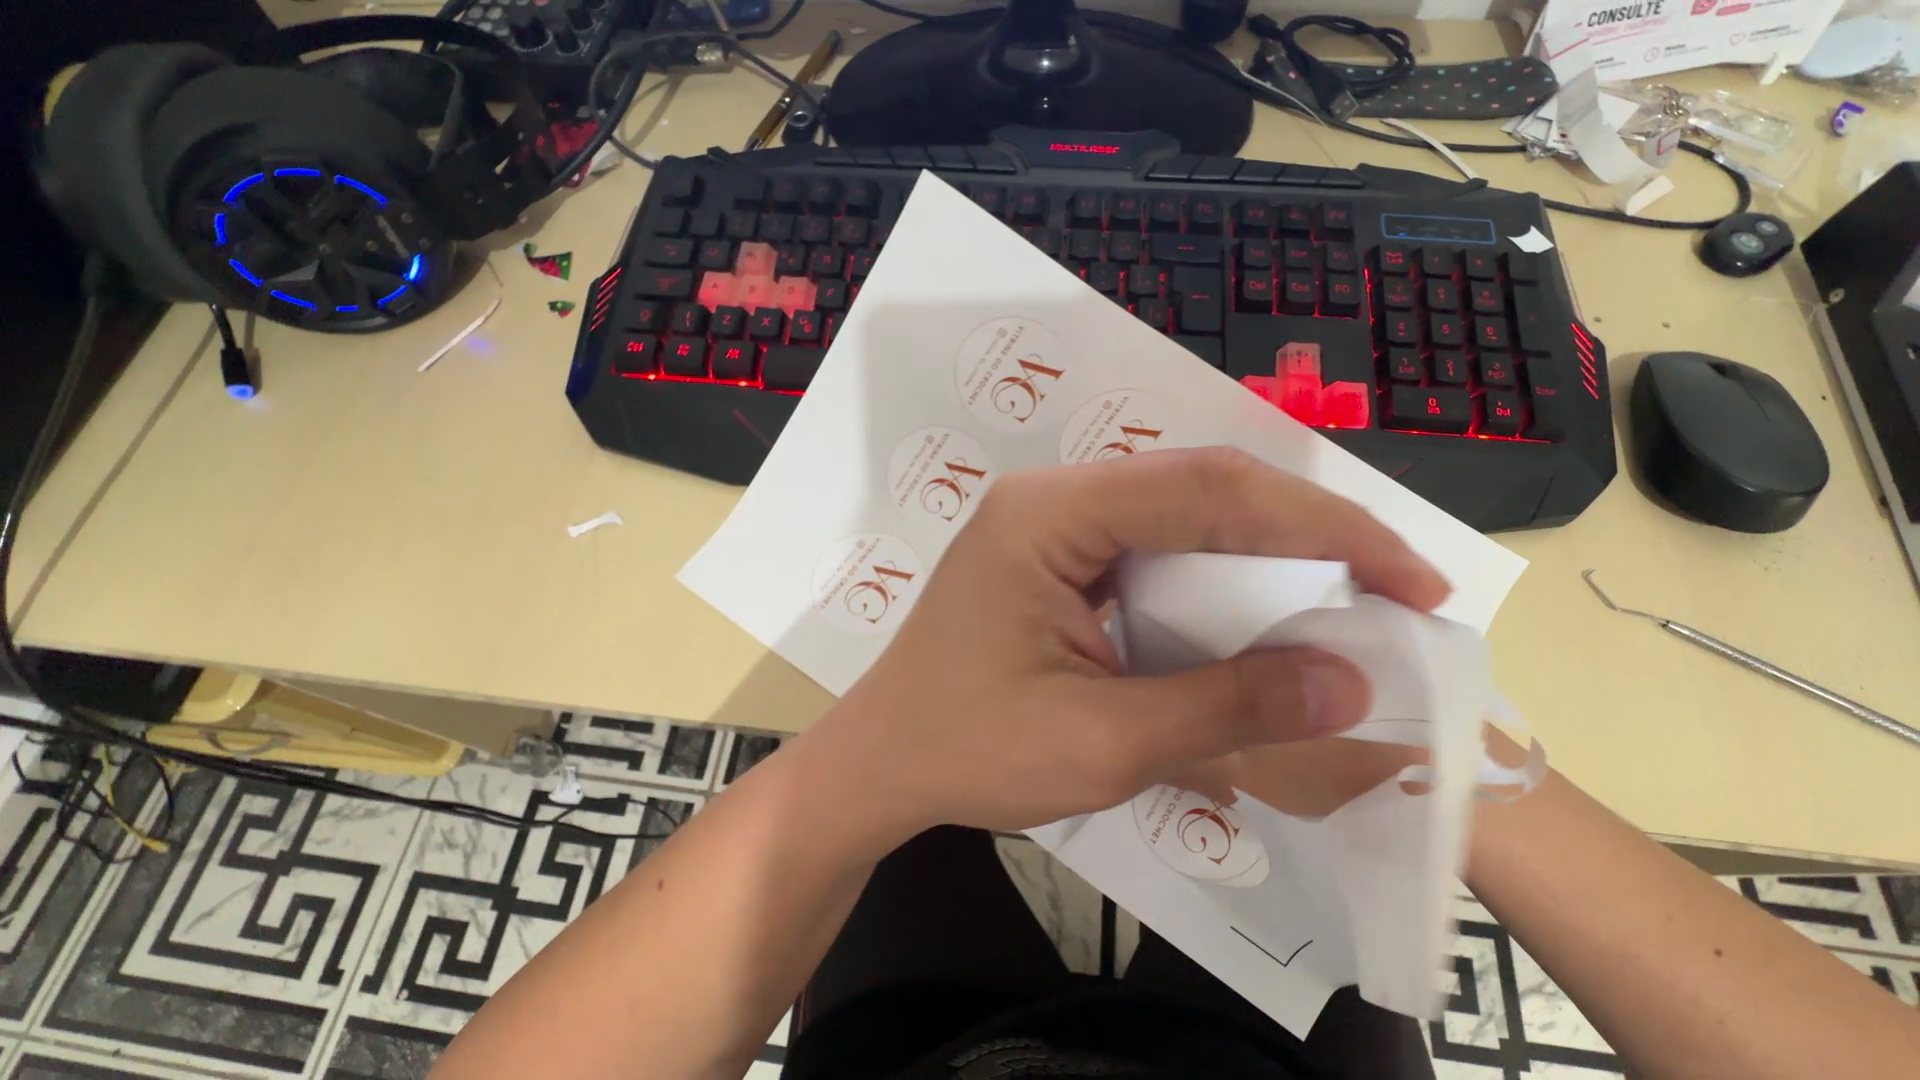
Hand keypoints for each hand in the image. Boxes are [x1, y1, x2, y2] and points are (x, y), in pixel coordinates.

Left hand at [801, 447, 1451, 837]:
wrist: (880, 765)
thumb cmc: (969, 752)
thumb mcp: (1104, 741)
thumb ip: (1228, 707)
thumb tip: (1350, 682)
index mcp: (1051, 514)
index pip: (1209, 491)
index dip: (1323, 527)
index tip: (1409, 581)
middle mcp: (1053, 497)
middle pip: (1202, 489)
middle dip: (1307, 534)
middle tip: (1395, 591)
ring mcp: (1052, 524)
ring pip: (1185, 514)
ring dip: (1269, 554)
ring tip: (1350, 600)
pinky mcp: (1057, 558)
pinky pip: (1157, 549)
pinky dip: (1221, 580)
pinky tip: (1265, 614)